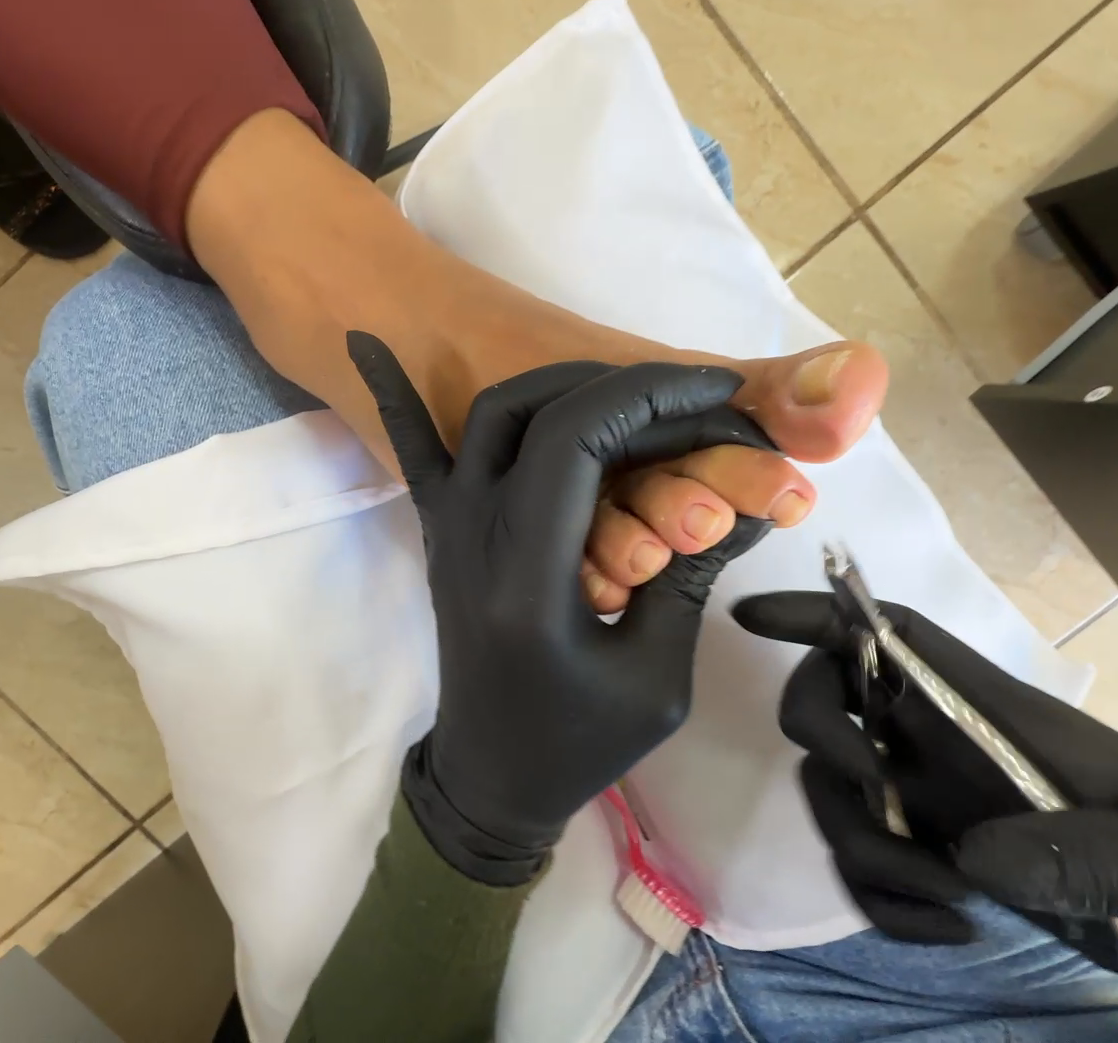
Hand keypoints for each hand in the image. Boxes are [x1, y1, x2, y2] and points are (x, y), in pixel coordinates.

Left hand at [349, 332, 770, 885]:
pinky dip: (393, 391)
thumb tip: (749, 495)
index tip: (719, 394)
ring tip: (633, 395)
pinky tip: (368, 339)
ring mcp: (449, 528)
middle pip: (536, 411)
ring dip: (564, 385)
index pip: (578, 439)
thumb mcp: (657, 676)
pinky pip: (412, 451)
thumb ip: (693, 575)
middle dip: (625, 388)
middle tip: (695, 399)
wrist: (490, 778)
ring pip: (491, 417)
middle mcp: (475, 536)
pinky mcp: (441, 533)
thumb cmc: (579, 743)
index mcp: (528, 577)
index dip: (650, 398)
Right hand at [732, 592, 1117, 1040]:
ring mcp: (933, 804)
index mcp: (997, 713)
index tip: (750, 616)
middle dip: (829, 744)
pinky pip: (859, 867)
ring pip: (834, 796)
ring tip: (959, 905)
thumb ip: (1100, 856)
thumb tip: (971, 852)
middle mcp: (946, 746)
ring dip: (872, 855)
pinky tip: (951, 930)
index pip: (892, 635)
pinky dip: (885, 905)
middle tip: (883, 800)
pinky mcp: (932, 862)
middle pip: (831, 704)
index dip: (820, 614)